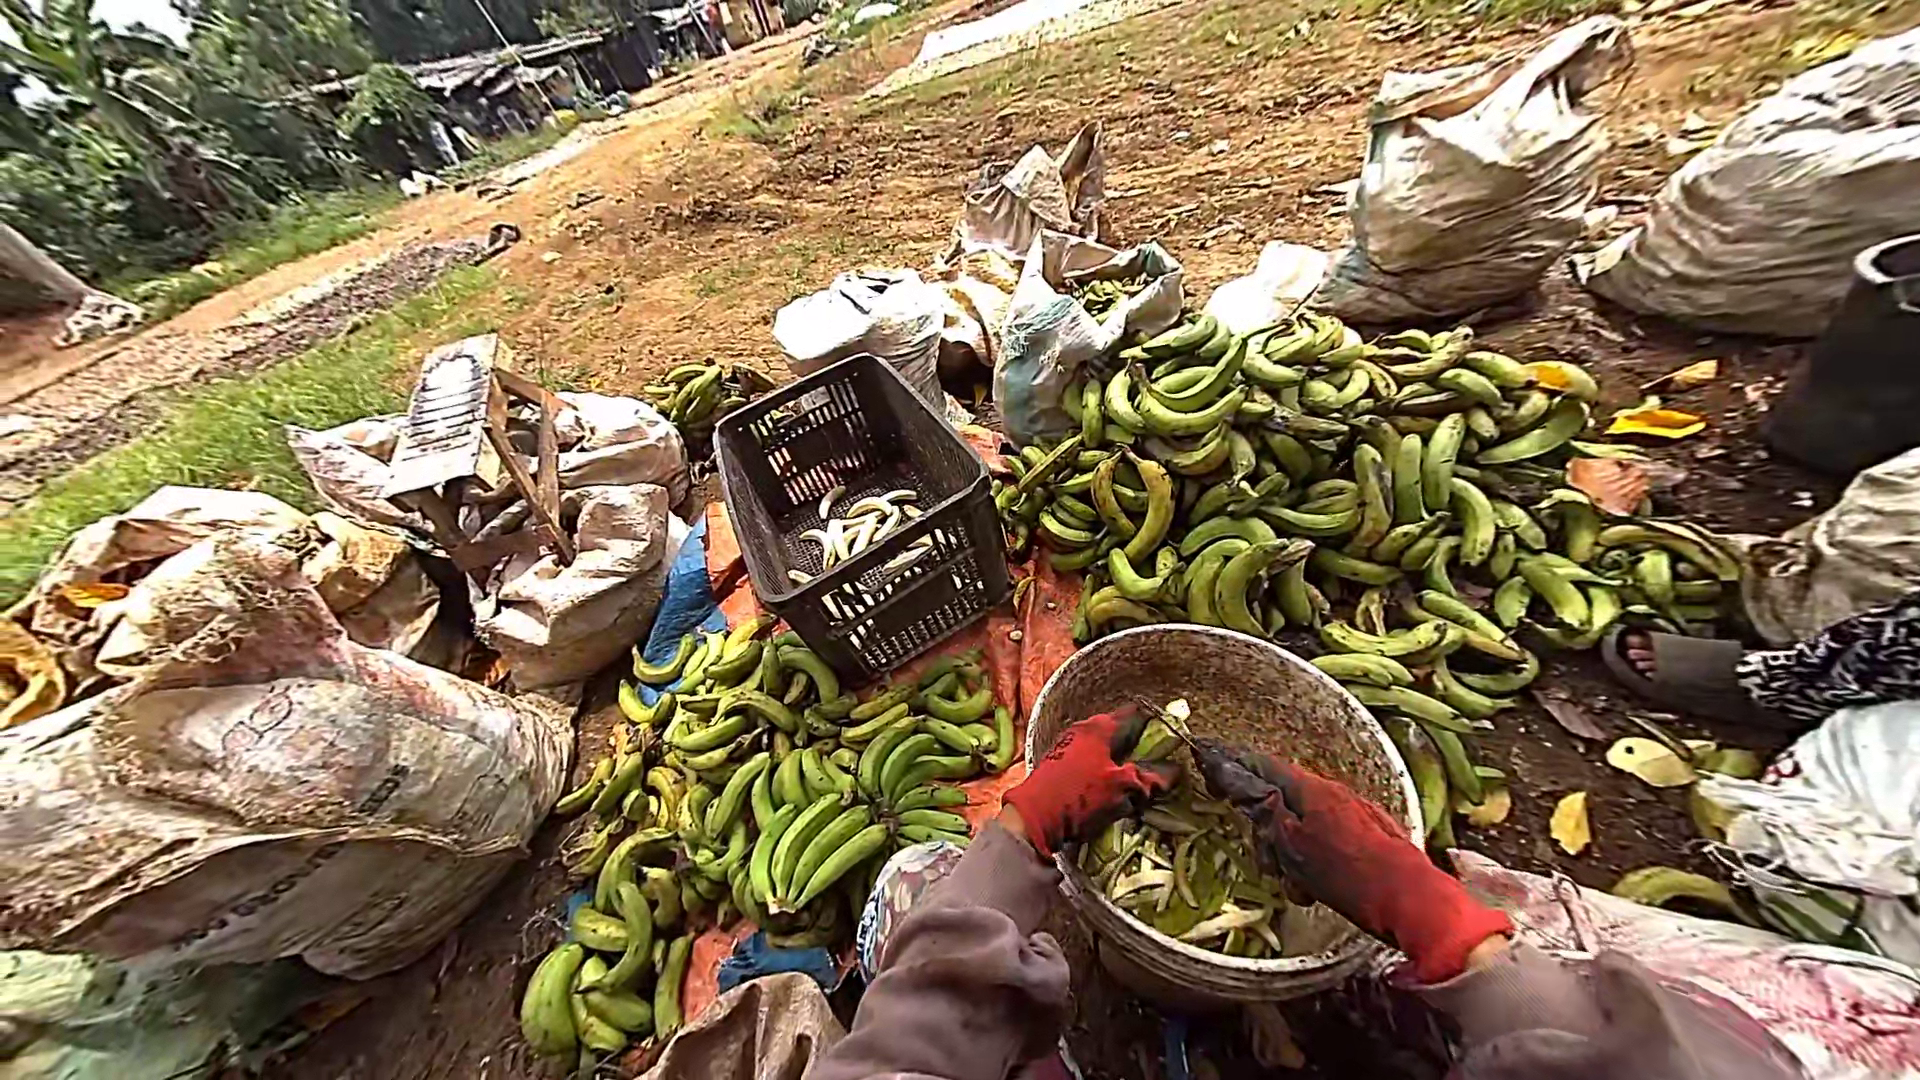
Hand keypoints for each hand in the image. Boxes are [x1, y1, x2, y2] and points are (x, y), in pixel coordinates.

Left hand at [1002, 708, 1178, 857]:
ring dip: (1122, 762)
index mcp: (1099, 727)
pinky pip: (1093, 760)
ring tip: (1139, 783)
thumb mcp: (1122, 788)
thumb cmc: (1079, 796)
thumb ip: (1150, 778)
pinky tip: (1113, 789)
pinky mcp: (1062, 762)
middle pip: (1121, 732)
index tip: (1172, 741)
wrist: (1033, 816)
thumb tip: (1175, 771)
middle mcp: (1083, 728)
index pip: (1135, 715)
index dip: (1156, 725)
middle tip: (1160, 767)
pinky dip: (1106, 770)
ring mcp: (1070, 744)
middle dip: (1141, 748)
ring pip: (1107, 748)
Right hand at [1194, 740, 1511, 982]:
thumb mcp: (1291, 844)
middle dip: (1262, 823)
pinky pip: (1321, 834)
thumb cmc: (1347, 875)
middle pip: (1276, 793)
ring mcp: (1350, 809)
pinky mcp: (1365, 832)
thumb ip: (1261, 808)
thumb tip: (1233, 777)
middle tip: (1262, 855)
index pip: (1255, 761)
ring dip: (1286, 847)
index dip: (1225, 759)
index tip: (1201, 754)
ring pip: (1298, 818)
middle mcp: (1327, 790)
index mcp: (1306, 787)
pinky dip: (1308, 855)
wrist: (1418, 906)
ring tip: (1292, 882)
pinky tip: (1311, 885)